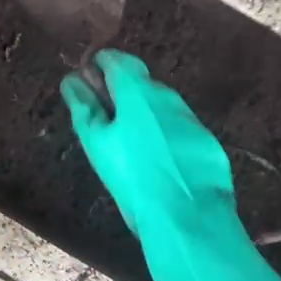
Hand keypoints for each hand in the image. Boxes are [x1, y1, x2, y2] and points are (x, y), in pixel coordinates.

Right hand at [60, 49, 235, 234]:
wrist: (189, 221)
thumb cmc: (132, 177)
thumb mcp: (97, 142)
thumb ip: (83, 107)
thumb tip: (71, 80)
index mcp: (138, 92)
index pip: (116, 60)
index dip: (98, 65)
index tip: (87, 81)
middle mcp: (168, 97)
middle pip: (140, 82)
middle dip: (120, 90)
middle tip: (103, 115)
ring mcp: (192, 121)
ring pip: (161, 106)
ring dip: (143, 114)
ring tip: (129, 141)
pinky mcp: (209, 145)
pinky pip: (180, 130)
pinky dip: (165, 136)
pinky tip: (158, 161)